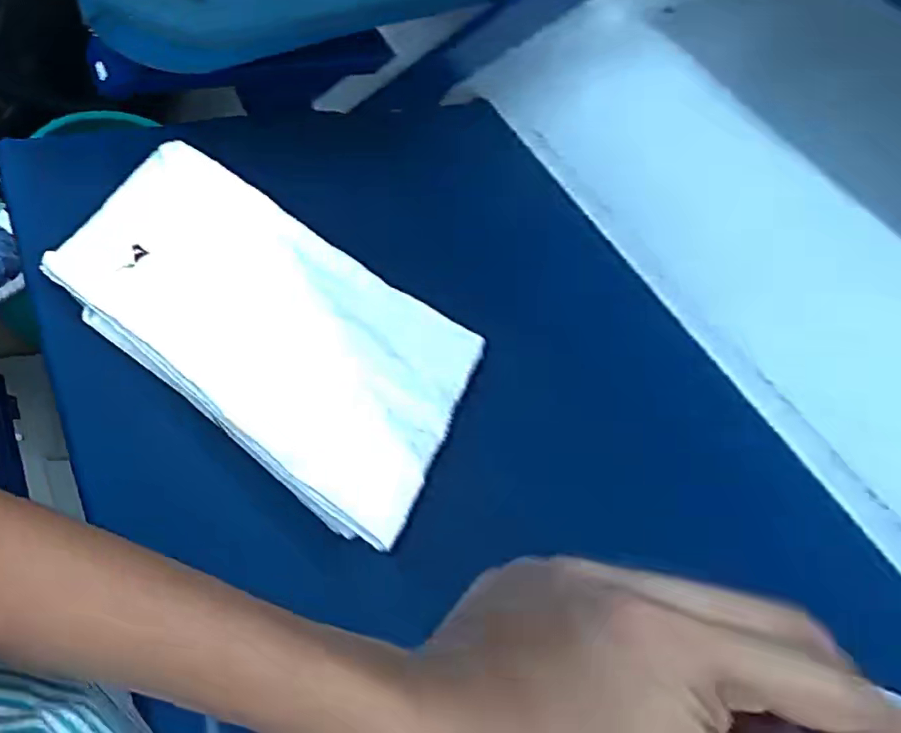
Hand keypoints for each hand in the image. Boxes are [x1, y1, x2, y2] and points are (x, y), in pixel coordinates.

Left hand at [407, 558, 899, 732]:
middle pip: (775, 624)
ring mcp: (558, 569)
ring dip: (746, 664)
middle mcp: (608, 578)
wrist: (428, 721)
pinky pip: (628, 597)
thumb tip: (833, 722)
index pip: (831, 685)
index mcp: (660, 631)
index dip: (874, 730)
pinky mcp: (525, 576)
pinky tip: (663, 695)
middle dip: (826, 693)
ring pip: (700, 605)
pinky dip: (670, 642)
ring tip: (739, 726)